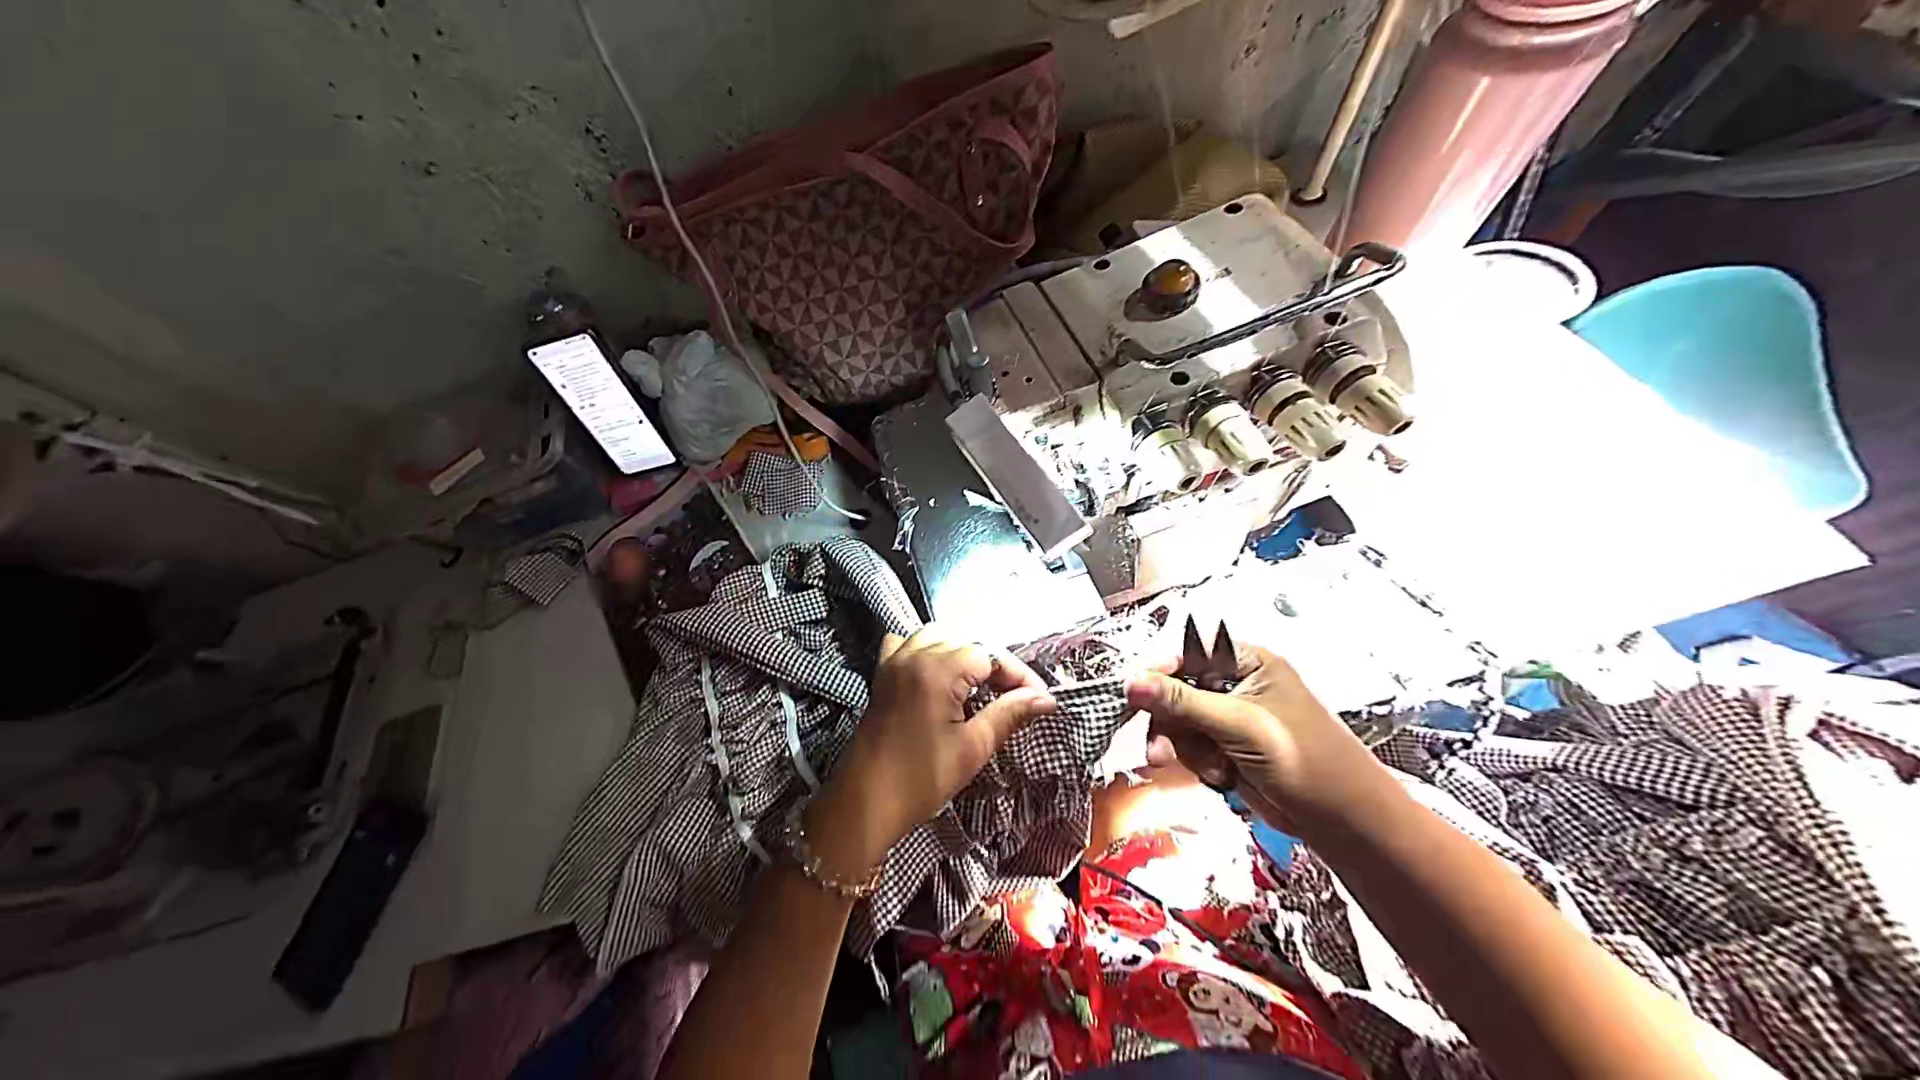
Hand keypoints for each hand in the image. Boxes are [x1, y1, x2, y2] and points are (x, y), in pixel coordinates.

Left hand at [806, 626, 1057, 880]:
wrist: (864, 803)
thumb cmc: (921, 780)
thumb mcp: (973, 747)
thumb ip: (1009, 713)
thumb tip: (1045, 699)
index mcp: (938, 670)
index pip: (991, 655)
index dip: (1019, 675)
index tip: (1039, 699)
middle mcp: (915, 655)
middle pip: (967, 642)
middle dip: (995, 666)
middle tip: (1015, 698)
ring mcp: (895, 662)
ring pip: (939, 637)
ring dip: (963, 655)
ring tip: (981, 686)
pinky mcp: (882, 675)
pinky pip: (907, 644)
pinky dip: (927, 651)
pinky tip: (939, 674)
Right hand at [1125, 642, 1399, 837]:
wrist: (1343, 820)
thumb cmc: (1307, 760)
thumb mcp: (1238, 725)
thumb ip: (1182, 702)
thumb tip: (1133, 682)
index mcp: (1248, 662)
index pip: (1188, 653)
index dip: (1159, 672)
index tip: (1134, 693)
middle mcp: (1237, 684)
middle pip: (1176, 690)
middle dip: (1170, 722)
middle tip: (1161, 748)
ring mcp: (1232, 718)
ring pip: (1180, 722)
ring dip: (1184, 747)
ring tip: (1208, 768)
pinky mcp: (1228, 747)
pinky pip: (1191, 745)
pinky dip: (1197, 761)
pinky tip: (1218, 774)